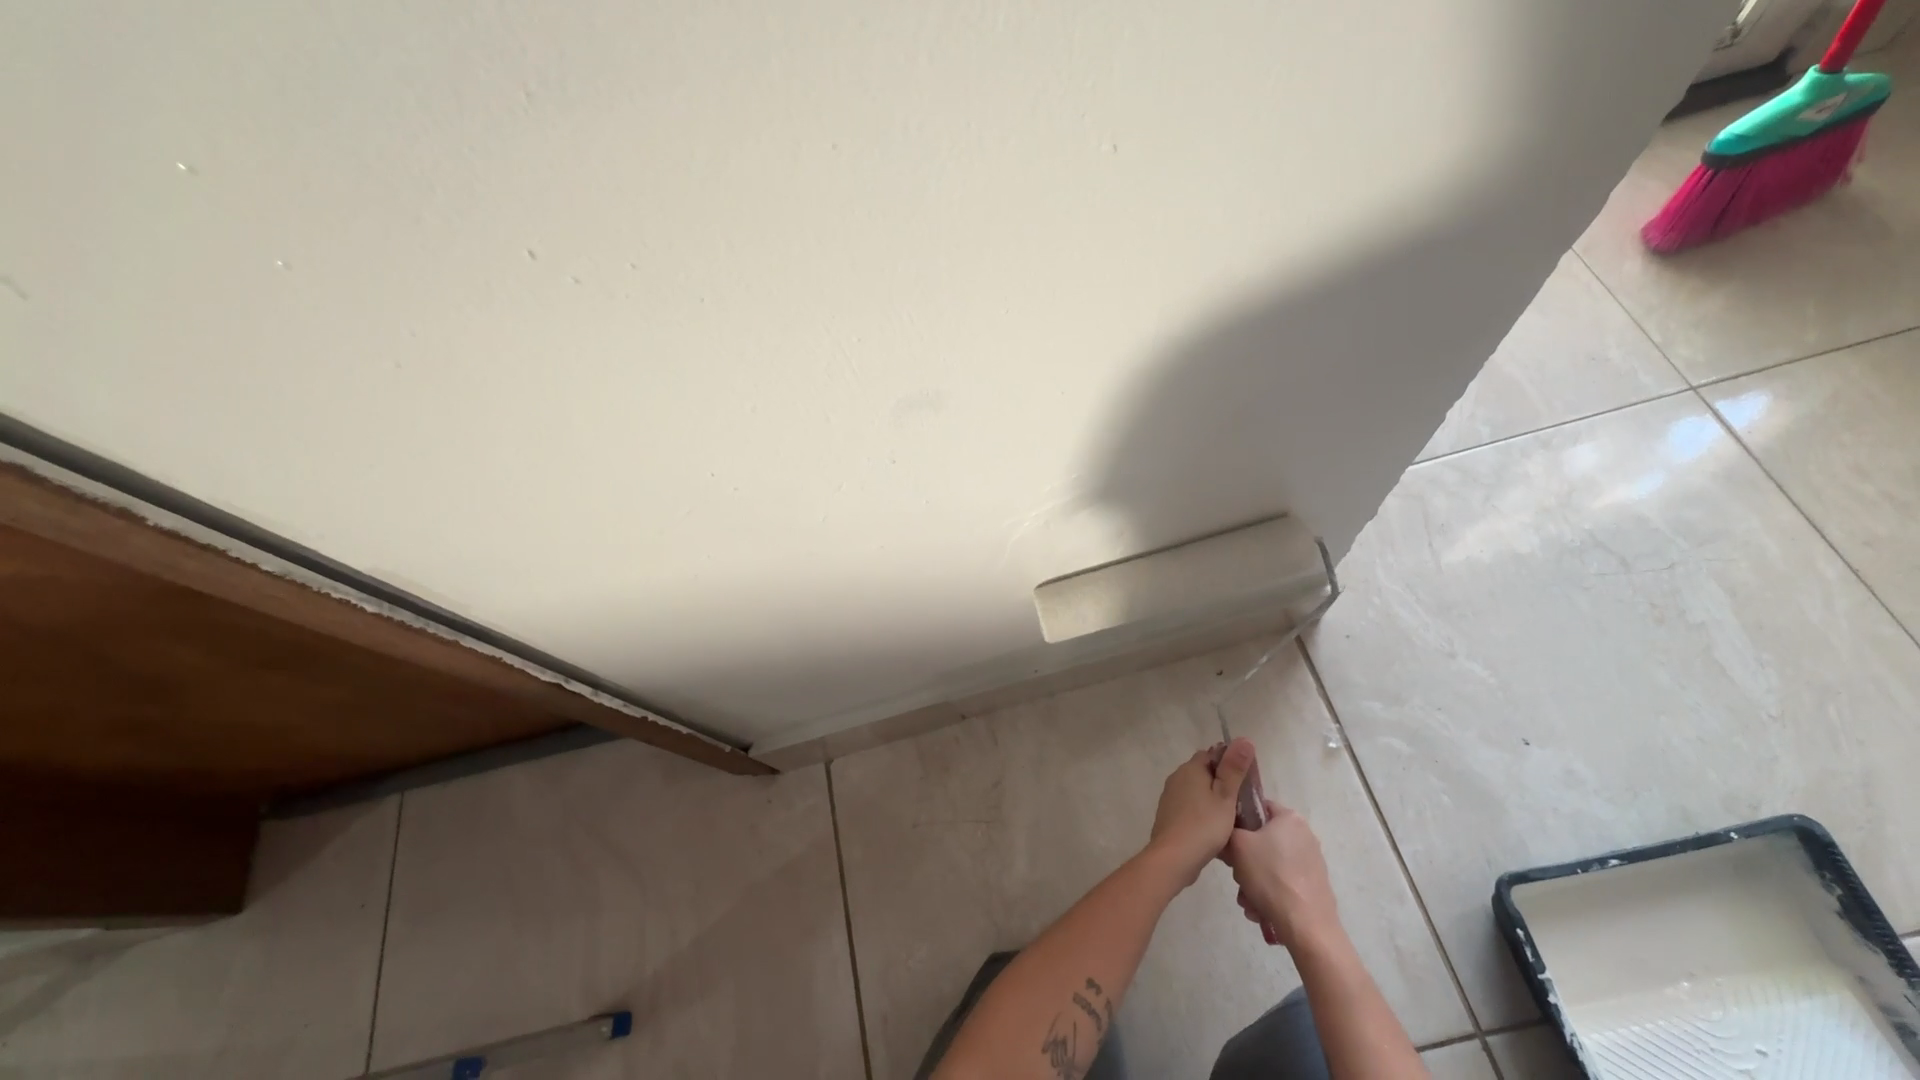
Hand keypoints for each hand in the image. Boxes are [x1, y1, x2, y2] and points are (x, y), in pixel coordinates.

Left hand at [1147, 738, 1255, 886]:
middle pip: (1202, 772)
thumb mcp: (1226, 796)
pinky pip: (1188, 806)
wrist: (1174, 857)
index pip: (1210, 754)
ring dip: (1210, 798)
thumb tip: (1244, 739)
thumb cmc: (1204, 825)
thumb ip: (1234, 769)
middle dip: (1220, 781)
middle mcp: (1176, 778)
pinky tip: (1212, 827)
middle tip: (1241, 800)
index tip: (1244, 780)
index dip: (1228, 763)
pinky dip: (1200, 811)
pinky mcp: (1168, 814)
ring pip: (1195, 790)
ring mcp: (1169, 797)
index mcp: (1190, 769)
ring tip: (1230, 815)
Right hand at [1224, 799, 1341, 949]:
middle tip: (1236, 875)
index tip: (1228, 839)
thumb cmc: (1270, 875)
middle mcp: (1305, 836)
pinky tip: (1260, 909)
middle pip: (1262, 840)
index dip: (1239, 821)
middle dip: (1245, 861)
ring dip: (1253, 881)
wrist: (1306, 923)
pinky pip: (1282, 883)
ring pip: (1269, 865)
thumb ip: (1227, 831)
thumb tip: (1227, 836)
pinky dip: (1269, 893)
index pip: (1258, 807)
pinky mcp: (1313, 885)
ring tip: (1247, 900)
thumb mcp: (1236, 845)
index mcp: (1290, 818)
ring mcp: (1311, 862)